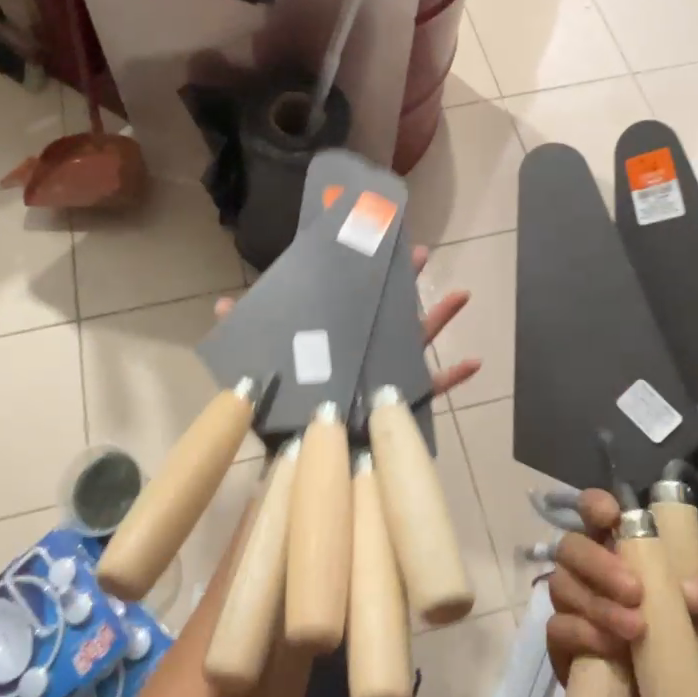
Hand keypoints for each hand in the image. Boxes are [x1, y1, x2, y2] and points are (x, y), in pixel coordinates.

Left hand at [214, 244, 480, 396]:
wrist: (293, 456)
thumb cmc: (282, 405)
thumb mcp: (263, 364)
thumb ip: (248, 336)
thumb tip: (223, 306)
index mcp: (335, 336)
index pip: (351, 296)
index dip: (363, 269)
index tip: (377, 240)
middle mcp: (362, 350)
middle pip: (387, 310)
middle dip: (405, 281)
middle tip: (422, 253)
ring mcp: (384, 375)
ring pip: (416, 342)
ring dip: (439, 318)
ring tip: (461, 295)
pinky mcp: (397, 406)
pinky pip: (430, 390)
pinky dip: (452, 377)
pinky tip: (474, 363)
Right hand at [545, 489, 697, 696]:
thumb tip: (687, 588)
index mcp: (633, 557)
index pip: (598, 513)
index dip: (595, 504)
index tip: (611, 517)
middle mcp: (597, 577)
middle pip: (571, 545)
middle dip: (597, 561)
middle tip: (634, 590)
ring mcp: (577, 611)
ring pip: (561, 584)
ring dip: (597, 603)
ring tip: (636, 631)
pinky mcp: (565, 649)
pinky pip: (557, 627)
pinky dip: (584, 633)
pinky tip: (613, 650)